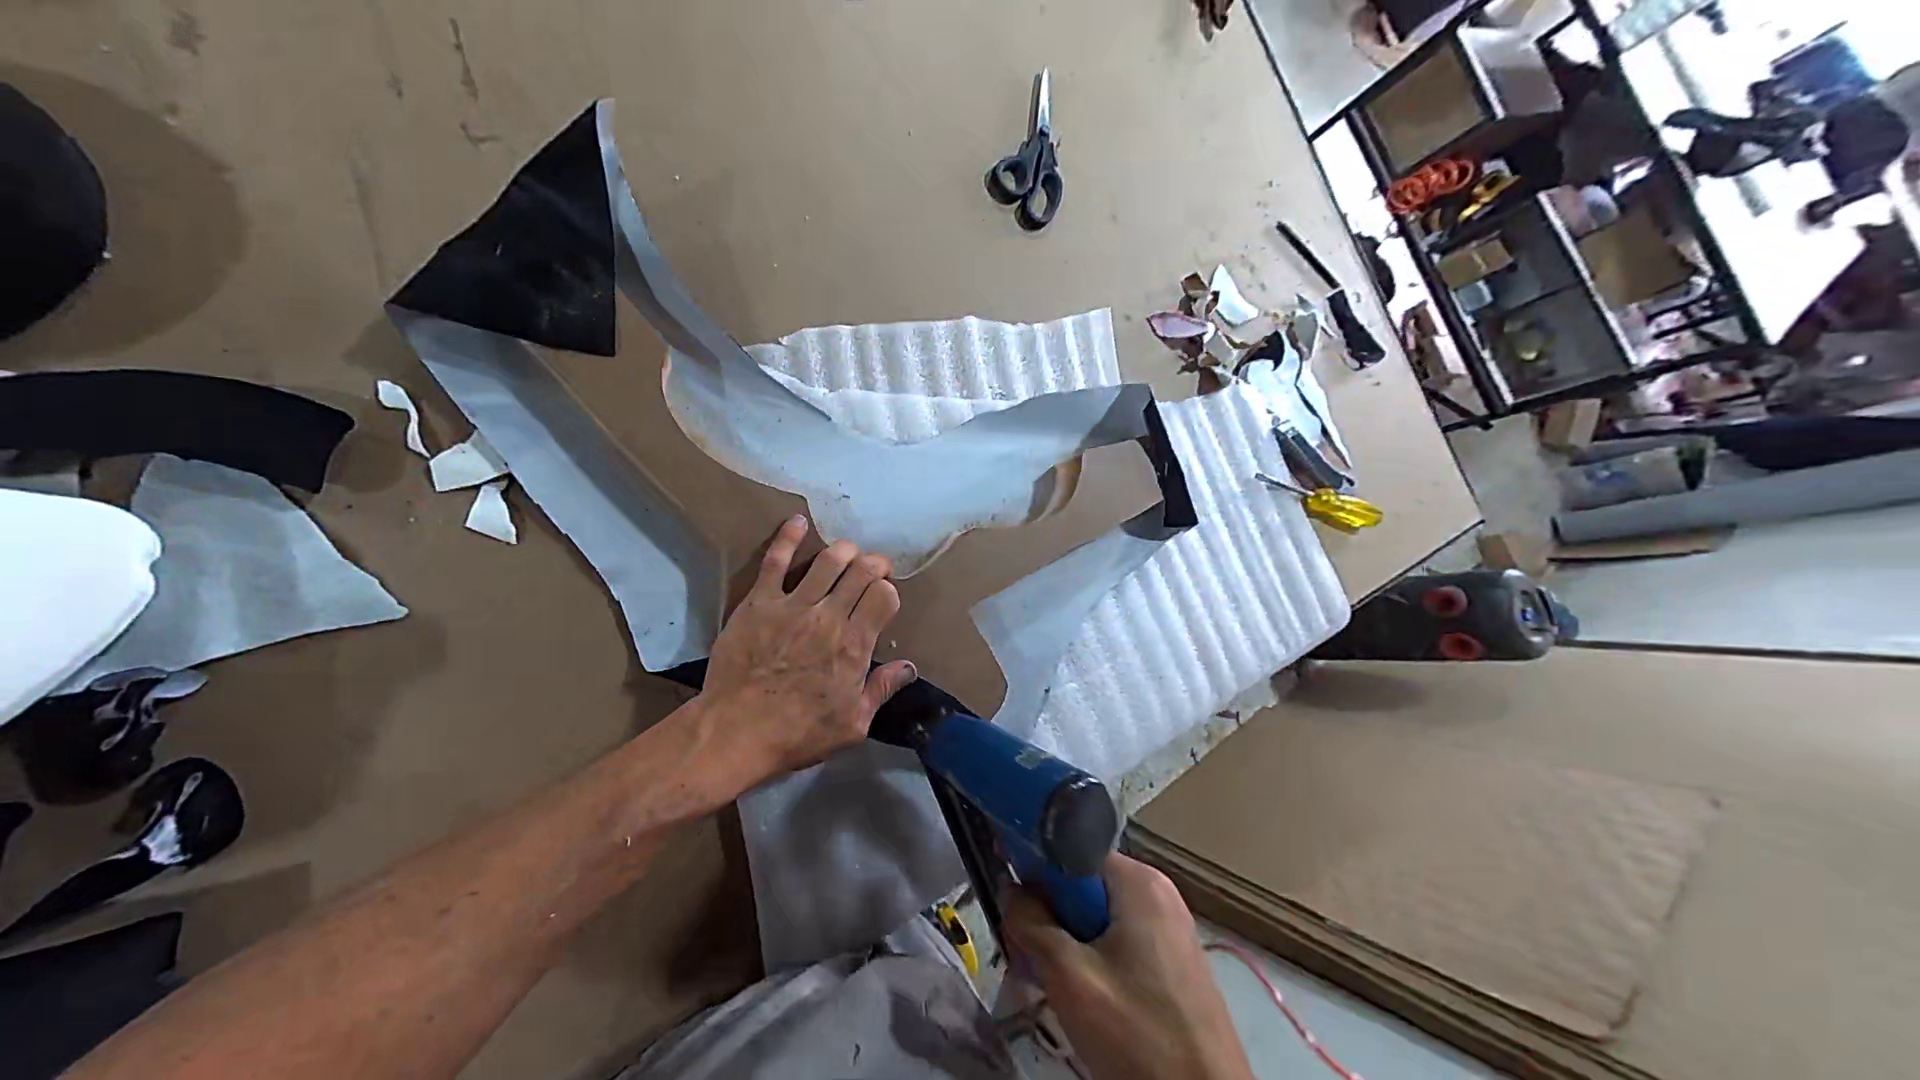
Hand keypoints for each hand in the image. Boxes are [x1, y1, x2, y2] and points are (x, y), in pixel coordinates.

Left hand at [699, 515, 917, 777]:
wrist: (735, 731)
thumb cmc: (798, 733)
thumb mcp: (853, 724)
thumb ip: (881, 690)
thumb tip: (909, 667)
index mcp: (854, 645)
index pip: (883, 597)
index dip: (888, 593)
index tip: (883, 601)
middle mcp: (828, 616)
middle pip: (860, 572)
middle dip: (874, 565)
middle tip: (873, 570)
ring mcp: (792, 604)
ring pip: (827, 560)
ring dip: (844, 551)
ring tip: (848, 553)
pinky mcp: (759, 601)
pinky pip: (776, 560)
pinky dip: (789, 537)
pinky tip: (798, 522)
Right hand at [1005, 854, 1254, 1079]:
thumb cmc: (1139, 1034)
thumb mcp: (1071, 978)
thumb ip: (1032, 925)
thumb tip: (1008, 889)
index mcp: (1139, 880)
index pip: (1070, 849)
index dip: (1033, 869)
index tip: (1007, 897)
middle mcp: (1157, 891)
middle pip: (1081, 884)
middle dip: (1048, 915)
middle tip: (1025, 953)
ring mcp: (1167, 925)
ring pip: (1095, 915)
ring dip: (1064, 942)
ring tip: (1047, 980)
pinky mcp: (1171, 958)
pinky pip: (1116, 939)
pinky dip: (1090, 957)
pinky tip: (1078, 994)